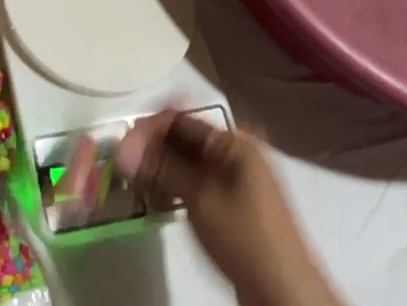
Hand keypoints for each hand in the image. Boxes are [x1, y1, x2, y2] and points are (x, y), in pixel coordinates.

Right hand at [63, 112, 340, 305]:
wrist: (284, 291)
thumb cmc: (244, 237)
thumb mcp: (199, 198)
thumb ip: (160, 168)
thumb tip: (122, 147)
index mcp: (234, 141)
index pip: (180, 119)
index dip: (147, 129)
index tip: (121, 148)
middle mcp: (236, 151)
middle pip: (183, 138)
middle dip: (152, 149)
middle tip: (124, 168)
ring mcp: (236, 177)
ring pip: (187, 161)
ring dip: (161, 169)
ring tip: (136, 184)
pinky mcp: (232, 201)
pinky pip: (196, 180)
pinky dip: (175, 185)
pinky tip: (158, 199)